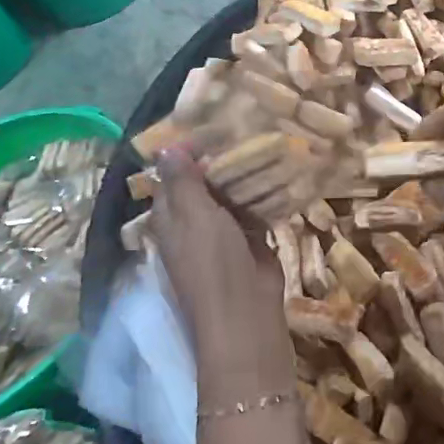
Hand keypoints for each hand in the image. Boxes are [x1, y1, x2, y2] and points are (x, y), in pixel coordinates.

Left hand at [151, 147, 295, 405]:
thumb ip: (182, 182)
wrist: (245, 317)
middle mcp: (193, 226)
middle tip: (244, 126)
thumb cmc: (212, 263)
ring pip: (231, 199)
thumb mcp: (193, 216)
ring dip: (243, 177)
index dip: (186, 153)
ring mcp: (223, 237)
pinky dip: (263, 197)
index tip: (211, 126)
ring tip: (263, 140)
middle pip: (204, 186)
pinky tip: (278, 172)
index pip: (172, 178)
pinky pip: (255, 214)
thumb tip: (165, 147)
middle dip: (220, 161)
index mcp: (170, 219)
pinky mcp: (251, 246)